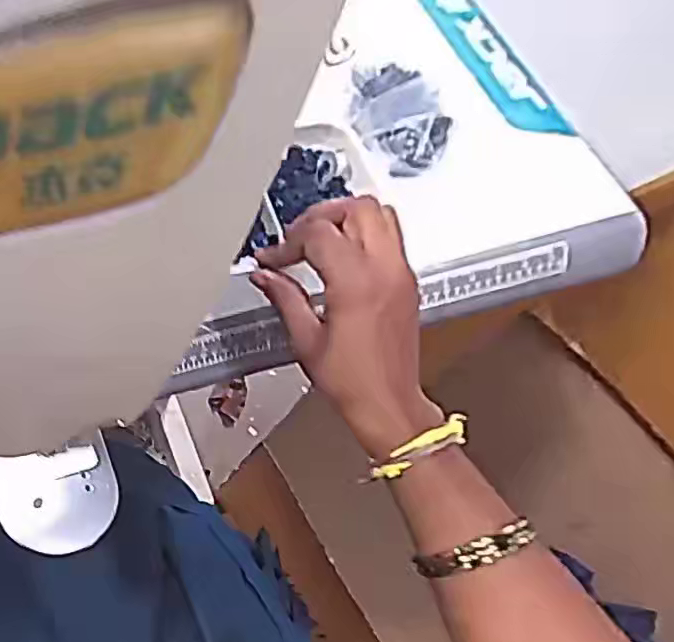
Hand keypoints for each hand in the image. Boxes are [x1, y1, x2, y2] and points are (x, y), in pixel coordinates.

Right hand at [249, 195, 442, 455]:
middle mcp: (385, 269)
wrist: (386, 401)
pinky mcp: (407, 279)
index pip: (319, 234)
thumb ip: (285, 298)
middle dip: (320, 216)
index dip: (288, 241)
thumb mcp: (306, 340)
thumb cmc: (351, 382)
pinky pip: (389, 235)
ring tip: (317, 241)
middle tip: (294, 238)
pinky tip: (340, 257)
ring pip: (378, 213)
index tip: (272, 258)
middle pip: (356, 208)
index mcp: (356, 284)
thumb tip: (267, 276)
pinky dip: (362, 234)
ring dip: (345, 218)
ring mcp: (401, 271)